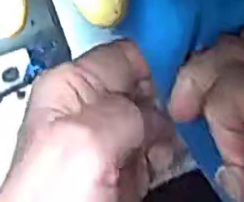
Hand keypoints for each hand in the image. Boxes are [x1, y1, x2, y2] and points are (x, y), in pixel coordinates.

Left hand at [0, 40, 183, 201]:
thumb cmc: (45, 201)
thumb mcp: (85, 143)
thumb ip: (119, 113)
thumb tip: (151, 109)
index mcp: (68, 88)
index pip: (120, 56)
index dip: (156, 59)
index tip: (190, 68)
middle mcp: (84, 112)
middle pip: (138, 89)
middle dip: (168, 97)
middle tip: (198, 107)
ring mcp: (102, 149)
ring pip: (149, 124)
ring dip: (173, 128)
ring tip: (197, 132)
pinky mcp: (116, 183)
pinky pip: (150, 157)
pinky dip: (169, 157)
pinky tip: (182, 157)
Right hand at [170, 29, 243, 201]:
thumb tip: (222, 168)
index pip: (242, 83)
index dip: (216, 112)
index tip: (231, 160)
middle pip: (239, 50)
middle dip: (199, 75)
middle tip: (185, 113)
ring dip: (218, 61)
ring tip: (206, 99)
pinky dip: (243, 61)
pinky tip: (239, 96)